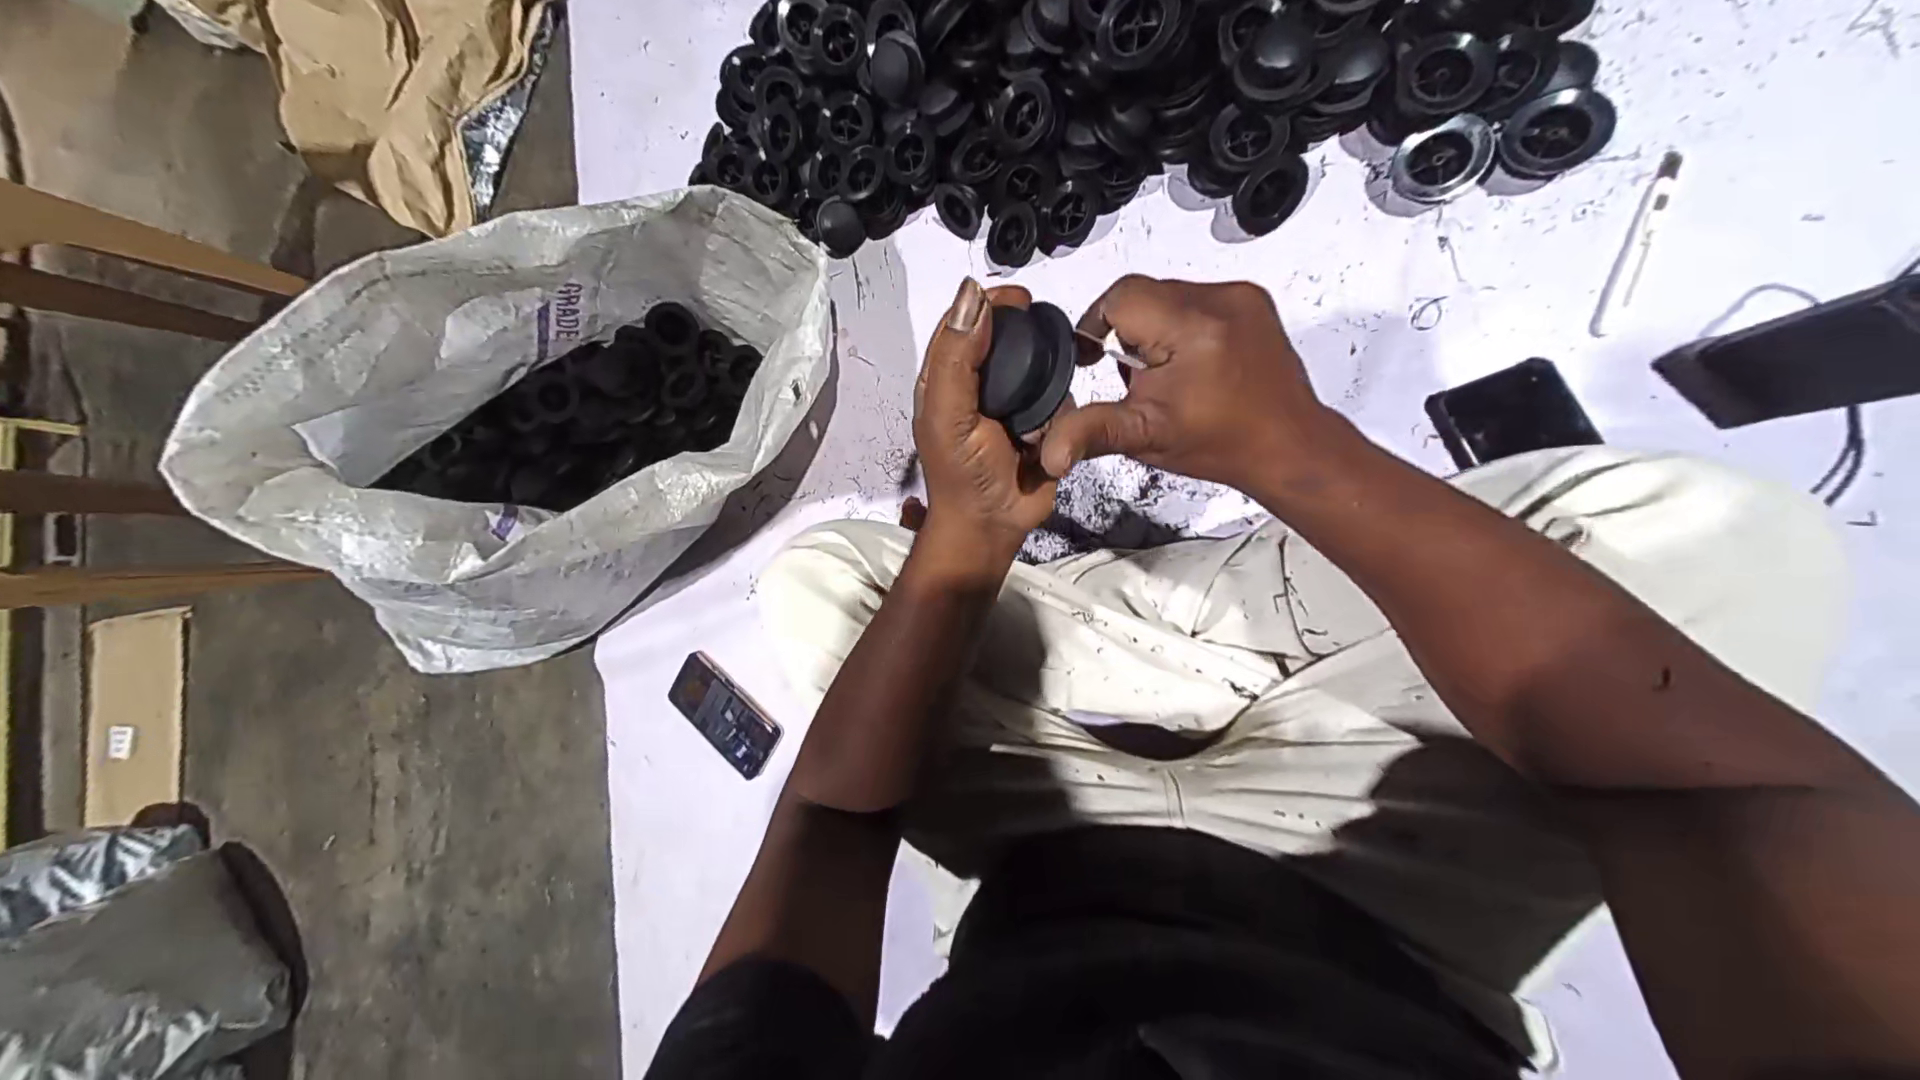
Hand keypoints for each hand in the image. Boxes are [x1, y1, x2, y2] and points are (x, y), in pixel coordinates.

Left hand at [911, 278, 1056, 571]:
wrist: (994, 523)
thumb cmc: (962, 476)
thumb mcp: (948, 413)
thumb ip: (956, 357)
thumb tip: (971, 297)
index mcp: (946, 379)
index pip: (963, 325)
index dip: (985, 304)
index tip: (1015, 298)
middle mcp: (978, 386)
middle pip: (1004, 340)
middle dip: (1025, 335)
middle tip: (1041, 340)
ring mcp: (1012, 404)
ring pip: (1036, 366)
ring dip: (1045, 375)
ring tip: (1038, 403)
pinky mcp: (1041, 422)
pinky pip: (1058, 398)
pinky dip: (1059, 405)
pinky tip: (1047, 426)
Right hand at [1039, 277, 1345, 494]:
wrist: (1286, 445)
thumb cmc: (1223, 443)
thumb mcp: (1143, 437)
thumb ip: (1090, 432)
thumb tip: (1049, 451)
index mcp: (1191, 328)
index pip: (1119, 297)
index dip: (1096, 327)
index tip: (1094, 357)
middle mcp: (1221, 300)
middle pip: (1142, 294)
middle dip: (1128, 334)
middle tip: (1140, 378)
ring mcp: (1240, 297)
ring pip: (1167, 296)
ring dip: (1154, 330)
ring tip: (1167, 374)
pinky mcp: (1251, 301)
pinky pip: (1195, 299)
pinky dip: (1181, 327)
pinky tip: (1189, 363)